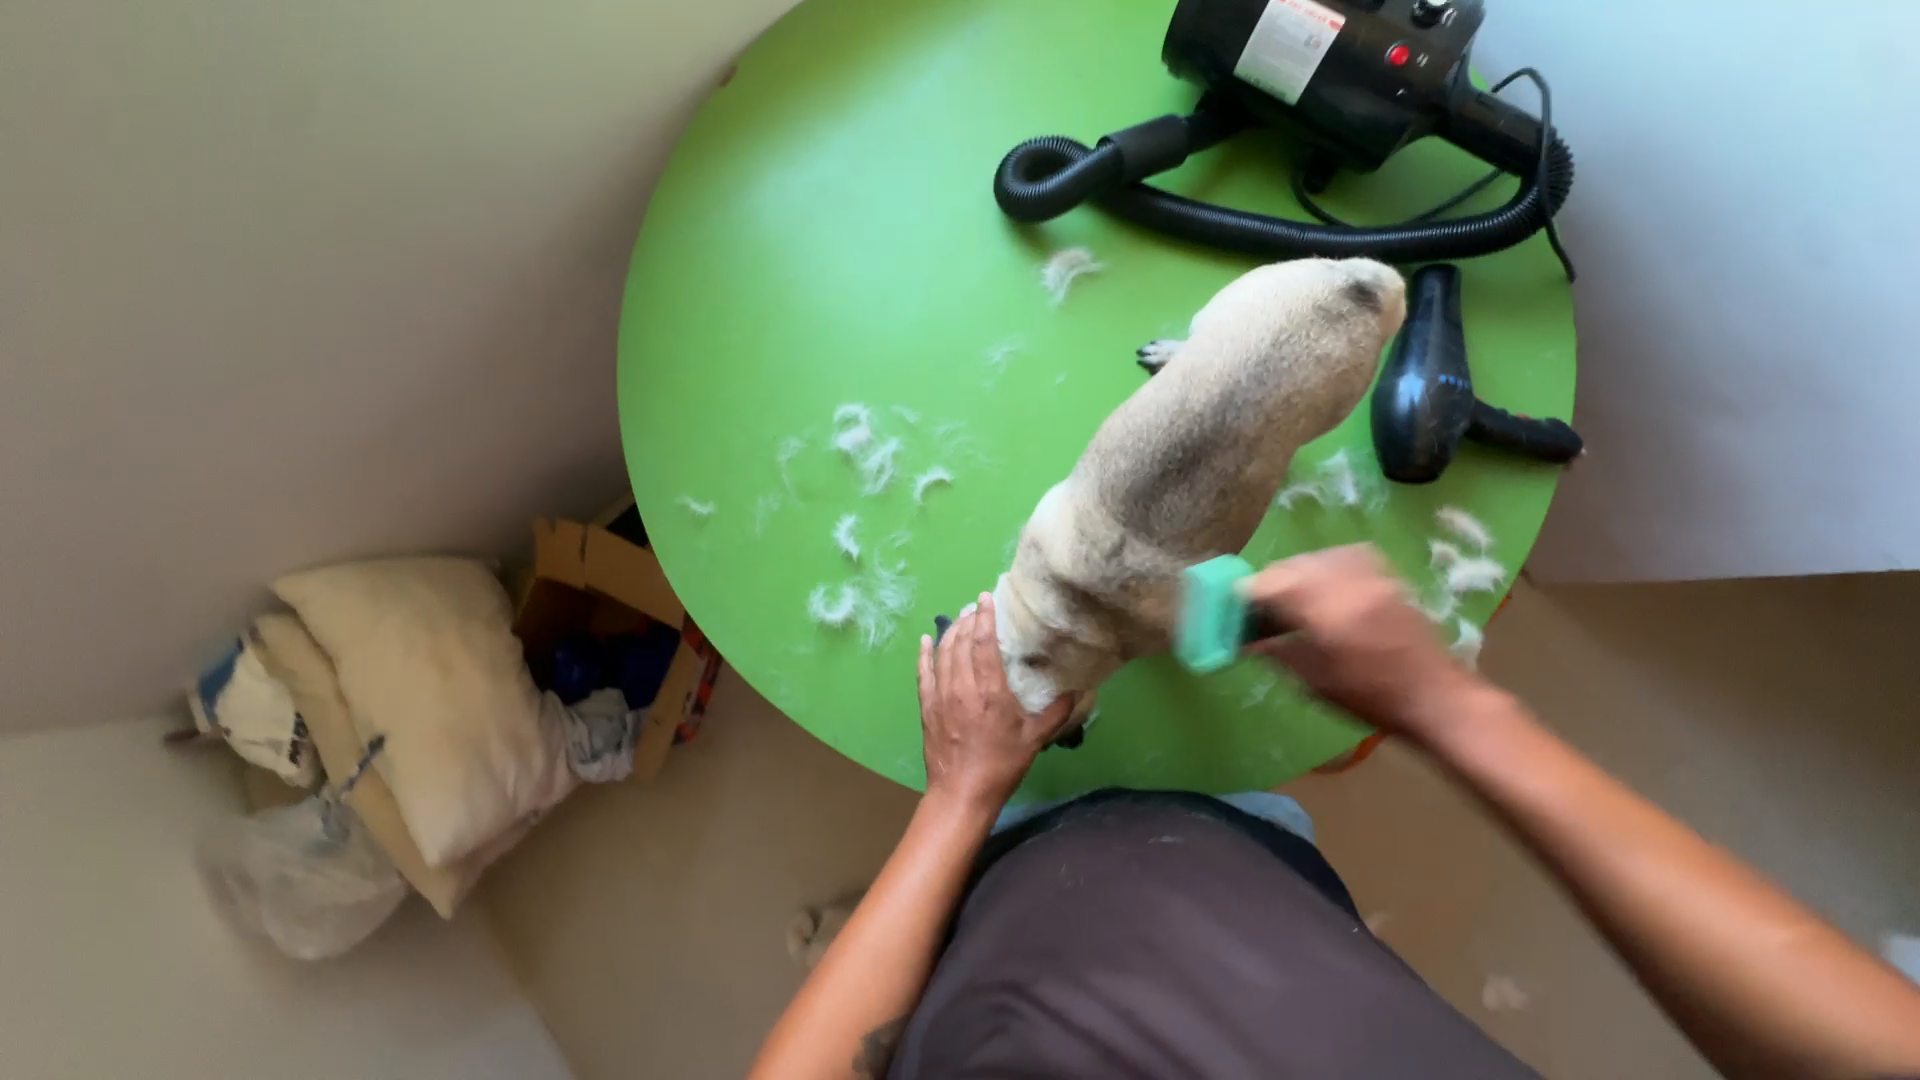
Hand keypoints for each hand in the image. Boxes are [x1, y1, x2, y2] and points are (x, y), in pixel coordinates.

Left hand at [916, 593, 1074, 811]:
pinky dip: (925, 654)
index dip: (985, 618)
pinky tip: (927, 641)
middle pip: (961, 643)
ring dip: (951, 632)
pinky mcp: (927, 707)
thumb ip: (1055, 713)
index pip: (984, 644)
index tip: (986, 598)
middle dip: (968, 620)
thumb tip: (1078, 692)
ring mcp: (941, 696)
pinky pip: (924, 673)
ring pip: (942, 654)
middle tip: (975, 607)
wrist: (961, 793)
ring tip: (960, 619)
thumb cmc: (1001, 765)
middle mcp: (962, 688)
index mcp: (990, 692)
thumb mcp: (1034, 739)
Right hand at [1245, 544, 1485, 740]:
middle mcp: (1346, 584)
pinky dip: (1325, 567)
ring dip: (1295, 575)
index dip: (1245, 597)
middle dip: (1268, 586)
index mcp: (1324, 611)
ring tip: (1289, 602)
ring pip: (1315, 559)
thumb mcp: (1314, 681)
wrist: (1438, 699)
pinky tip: (1323, 587)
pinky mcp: (1387, 577)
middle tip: (1258, 612)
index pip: (1269, 586)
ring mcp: (1370, 576)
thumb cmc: (1372, 698)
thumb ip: (1276, 653)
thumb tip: (1245, 641)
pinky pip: (1345, 556)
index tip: (1234, 613)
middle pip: (1290, 568)